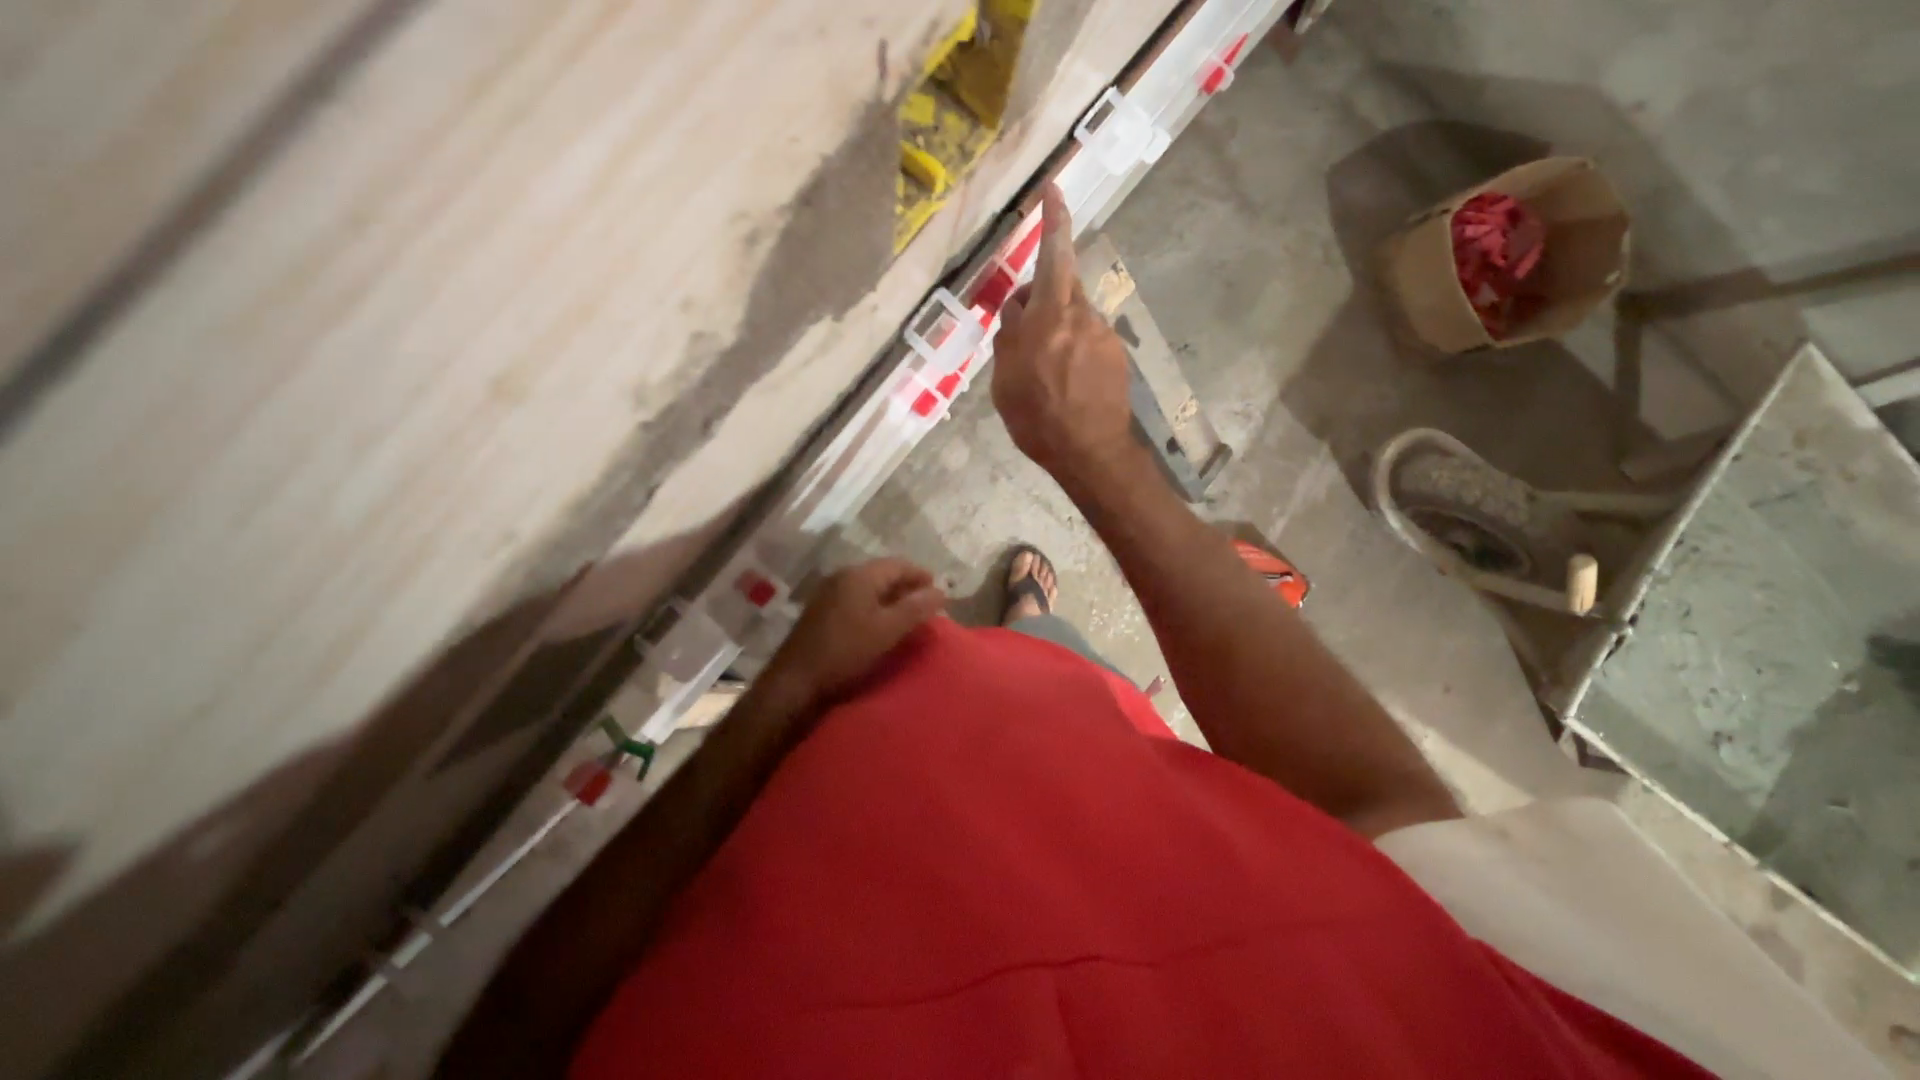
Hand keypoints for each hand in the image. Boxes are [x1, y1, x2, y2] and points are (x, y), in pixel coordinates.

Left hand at [762, 557, 945, 707]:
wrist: (797, 679)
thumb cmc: (846, 651)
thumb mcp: (888, 630)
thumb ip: (916, 608)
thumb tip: (941, 591)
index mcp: (860, 575)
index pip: (899, 565)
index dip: (921, 576)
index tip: (939, 592)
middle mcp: (843, 576)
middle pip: (883, 573)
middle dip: (907, 587)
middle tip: (926, 606)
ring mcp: (828, 592)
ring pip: (868, 587)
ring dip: (890, 598)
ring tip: (907, 616)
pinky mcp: (821, 611)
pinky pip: (855, 599)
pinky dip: (874, 606)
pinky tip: (880, 624)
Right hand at [991, 184, 1138, 485]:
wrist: (1089, 453)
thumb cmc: (1037, 416)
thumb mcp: (1004, 376)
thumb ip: (1010, 334)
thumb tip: (1017, 308)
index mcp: (1052, 314)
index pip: (1054, 254)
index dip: (1053, 219)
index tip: (1054, 189)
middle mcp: (1083, 316)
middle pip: (1060, 287)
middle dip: (1039, 298)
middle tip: (1019, 330)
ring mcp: (1104, 336)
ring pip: (1073, 317)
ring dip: (1055, 331)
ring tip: (1042, 373)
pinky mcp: (1117, 357)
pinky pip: (1087, 341)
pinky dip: (1071, 352)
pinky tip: (1064, 384)